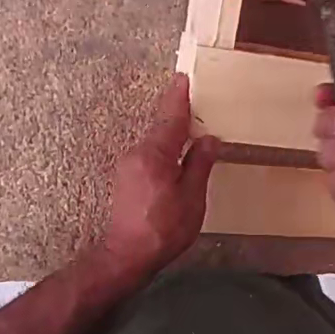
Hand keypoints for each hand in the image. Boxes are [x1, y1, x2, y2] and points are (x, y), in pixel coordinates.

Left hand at [99, 73, 219, 277]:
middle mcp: (136, 154)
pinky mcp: (126, 179)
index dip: (178, 98)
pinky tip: (174, 154)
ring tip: (189, 127)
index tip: (183, 78)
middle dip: (176, 112)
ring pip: (154, 141)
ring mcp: (128, 166)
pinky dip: (163, 148)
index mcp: (154, 154)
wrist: (127, 255)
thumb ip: (199, 164)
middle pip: (160, 127)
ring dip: (170, 132)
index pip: (170, 118)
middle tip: (192, 98)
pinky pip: (148, 154)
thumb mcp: (191, 198)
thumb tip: (209, 140)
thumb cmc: (163, 229)